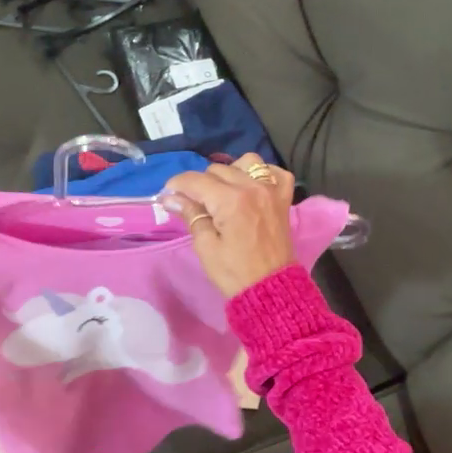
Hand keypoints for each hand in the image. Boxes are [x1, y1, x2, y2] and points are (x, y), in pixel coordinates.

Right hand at [166, 154, 296, 297]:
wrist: (270, 290)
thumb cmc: (234, 273)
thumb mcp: (206, 246)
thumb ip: (190, 215)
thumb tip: (170, 197)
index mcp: (231, 200)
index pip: (196, 180)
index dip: (177, 185)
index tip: (167, 195)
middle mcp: (252, 187)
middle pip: (217, 170)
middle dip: (200, 183)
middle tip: (193, 203)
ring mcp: (272, 191)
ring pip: (246, 163)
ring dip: (230, 173)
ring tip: (222, 193)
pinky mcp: (284, 199)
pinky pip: (275, 173)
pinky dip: (263, 174)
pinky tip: (251, 186)